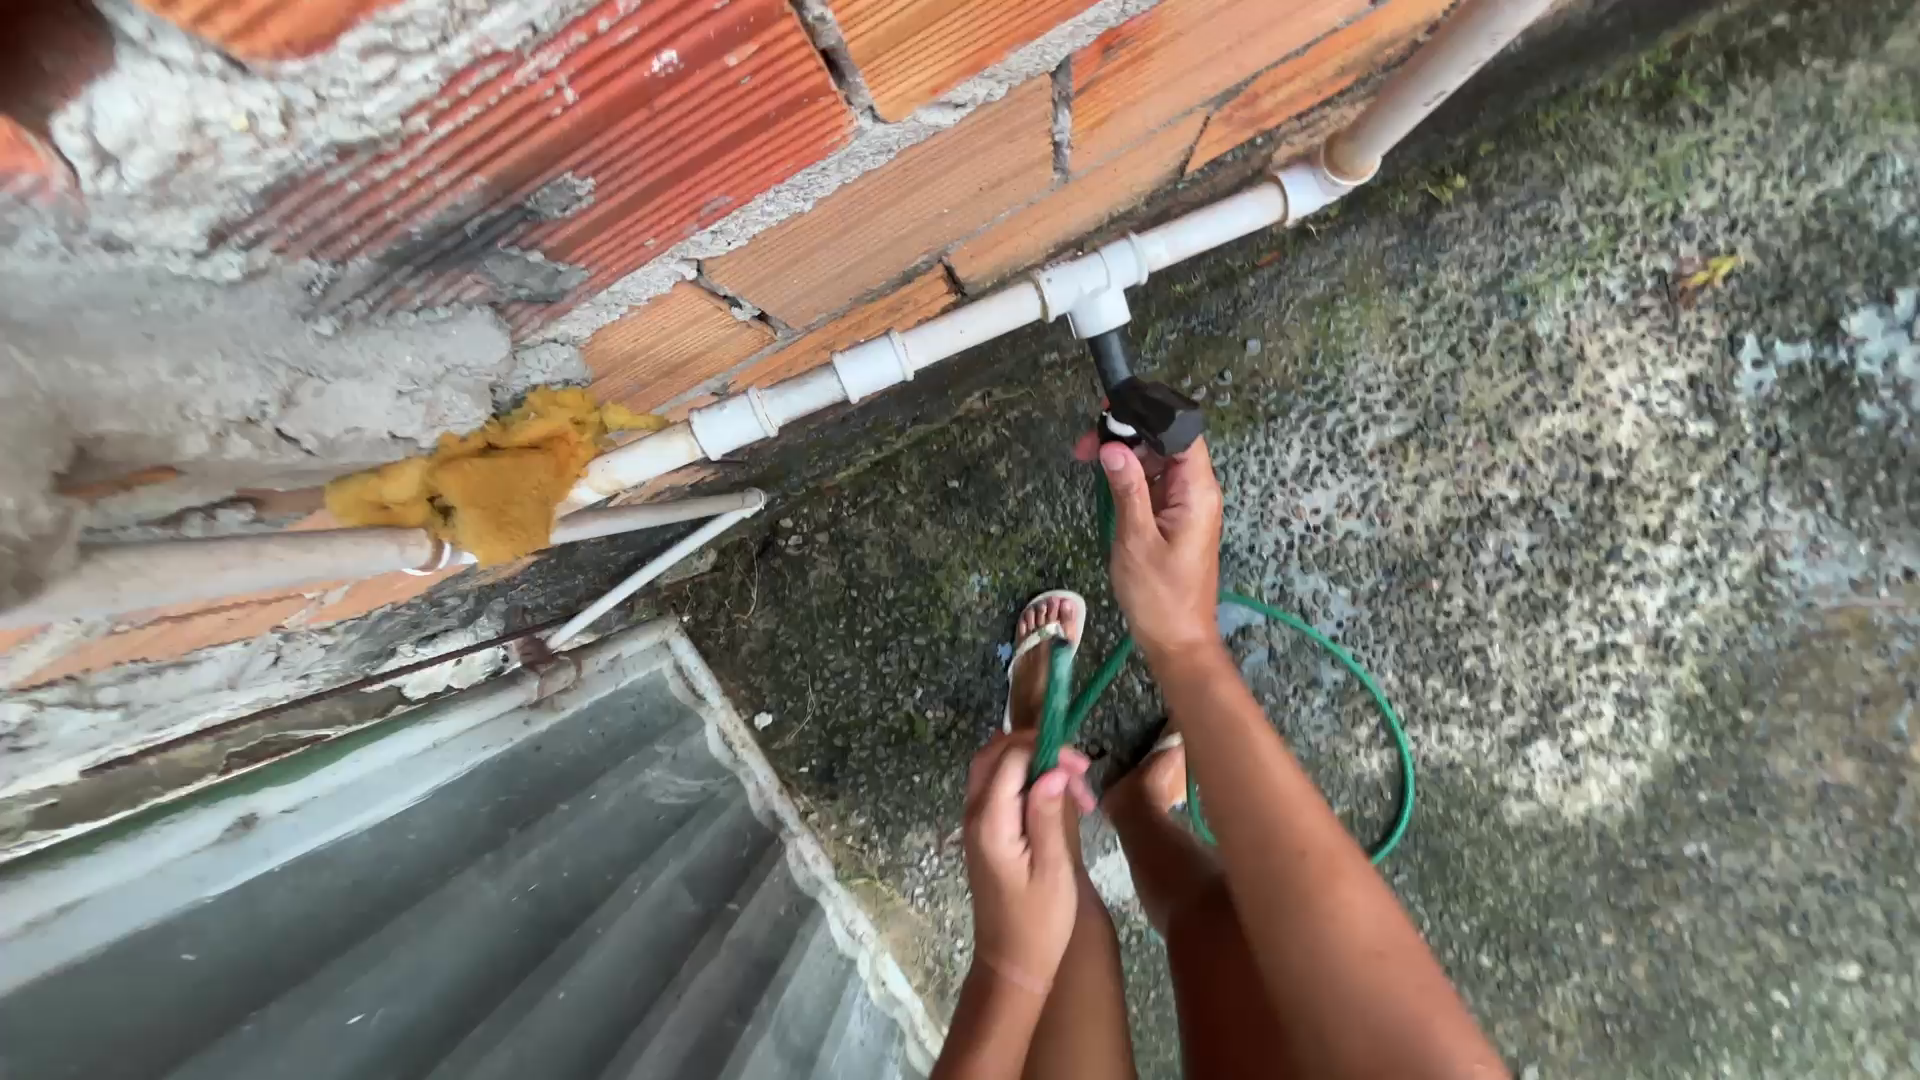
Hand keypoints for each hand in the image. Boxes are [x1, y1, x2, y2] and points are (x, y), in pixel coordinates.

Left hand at [961, 734, 1092, 993]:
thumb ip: (1047, 814)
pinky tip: (1055, 797)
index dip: (1046, 750)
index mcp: (991, 821)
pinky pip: (998, 786)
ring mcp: (975, 821)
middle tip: (1078, 769)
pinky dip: (1025, 779)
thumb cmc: (1039, 922)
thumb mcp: (1053, 869)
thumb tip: (1052, 770)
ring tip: (1074, 786)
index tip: (1082, 767)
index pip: (1010, 758)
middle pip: (995, 753)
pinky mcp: (984, 830)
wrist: (1011, 964)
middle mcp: (974, 814)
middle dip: (1037, 748)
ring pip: (994, 766)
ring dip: (1032, 763)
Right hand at [1073, 432, 1223, 662]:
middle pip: (1166, 443)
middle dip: (1128, 434)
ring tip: (1088, 456)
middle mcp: (1196, 492)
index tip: (1110, 412)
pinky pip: (1153, 484)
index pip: (1181, 433)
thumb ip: (1127, 489)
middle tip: (1087, 443)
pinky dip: (1129, 476)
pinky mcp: (1173, 518)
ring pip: (1156, 461)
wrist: (1176, 639)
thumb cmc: (1159, 595)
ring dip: (1124, 455)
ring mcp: (1185, 505)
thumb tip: (1113, 448)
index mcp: (1197, 492)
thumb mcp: (1136, 539)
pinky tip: (1104, 477)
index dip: (1149, 415)